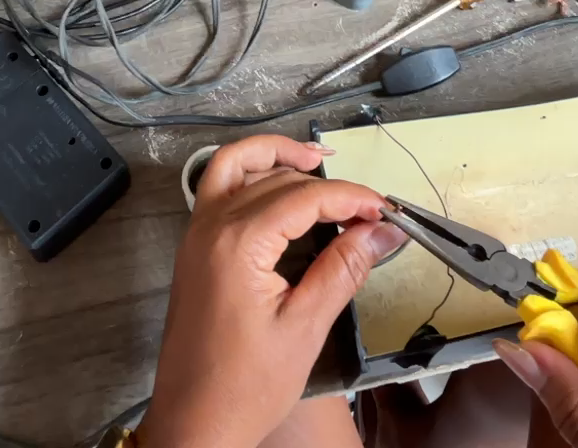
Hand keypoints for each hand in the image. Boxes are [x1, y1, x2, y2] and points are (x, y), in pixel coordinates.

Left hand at [138, 135, 406, 447]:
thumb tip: (383, 232)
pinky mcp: (194, 242)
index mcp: (239, 241)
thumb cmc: (248, 385)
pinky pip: (219, 185)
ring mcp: (197, 230)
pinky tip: (277, 184)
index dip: (350, 198)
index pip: (305, 198)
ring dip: (278, 156)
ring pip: (238, 165)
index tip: (385, 211)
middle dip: (326, 185)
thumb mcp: (305, 328)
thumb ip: (344, 270)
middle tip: (366, 209)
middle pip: (277, 179)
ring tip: (320, 163)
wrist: (192, 424)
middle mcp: (212, 223)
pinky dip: (249, 171)